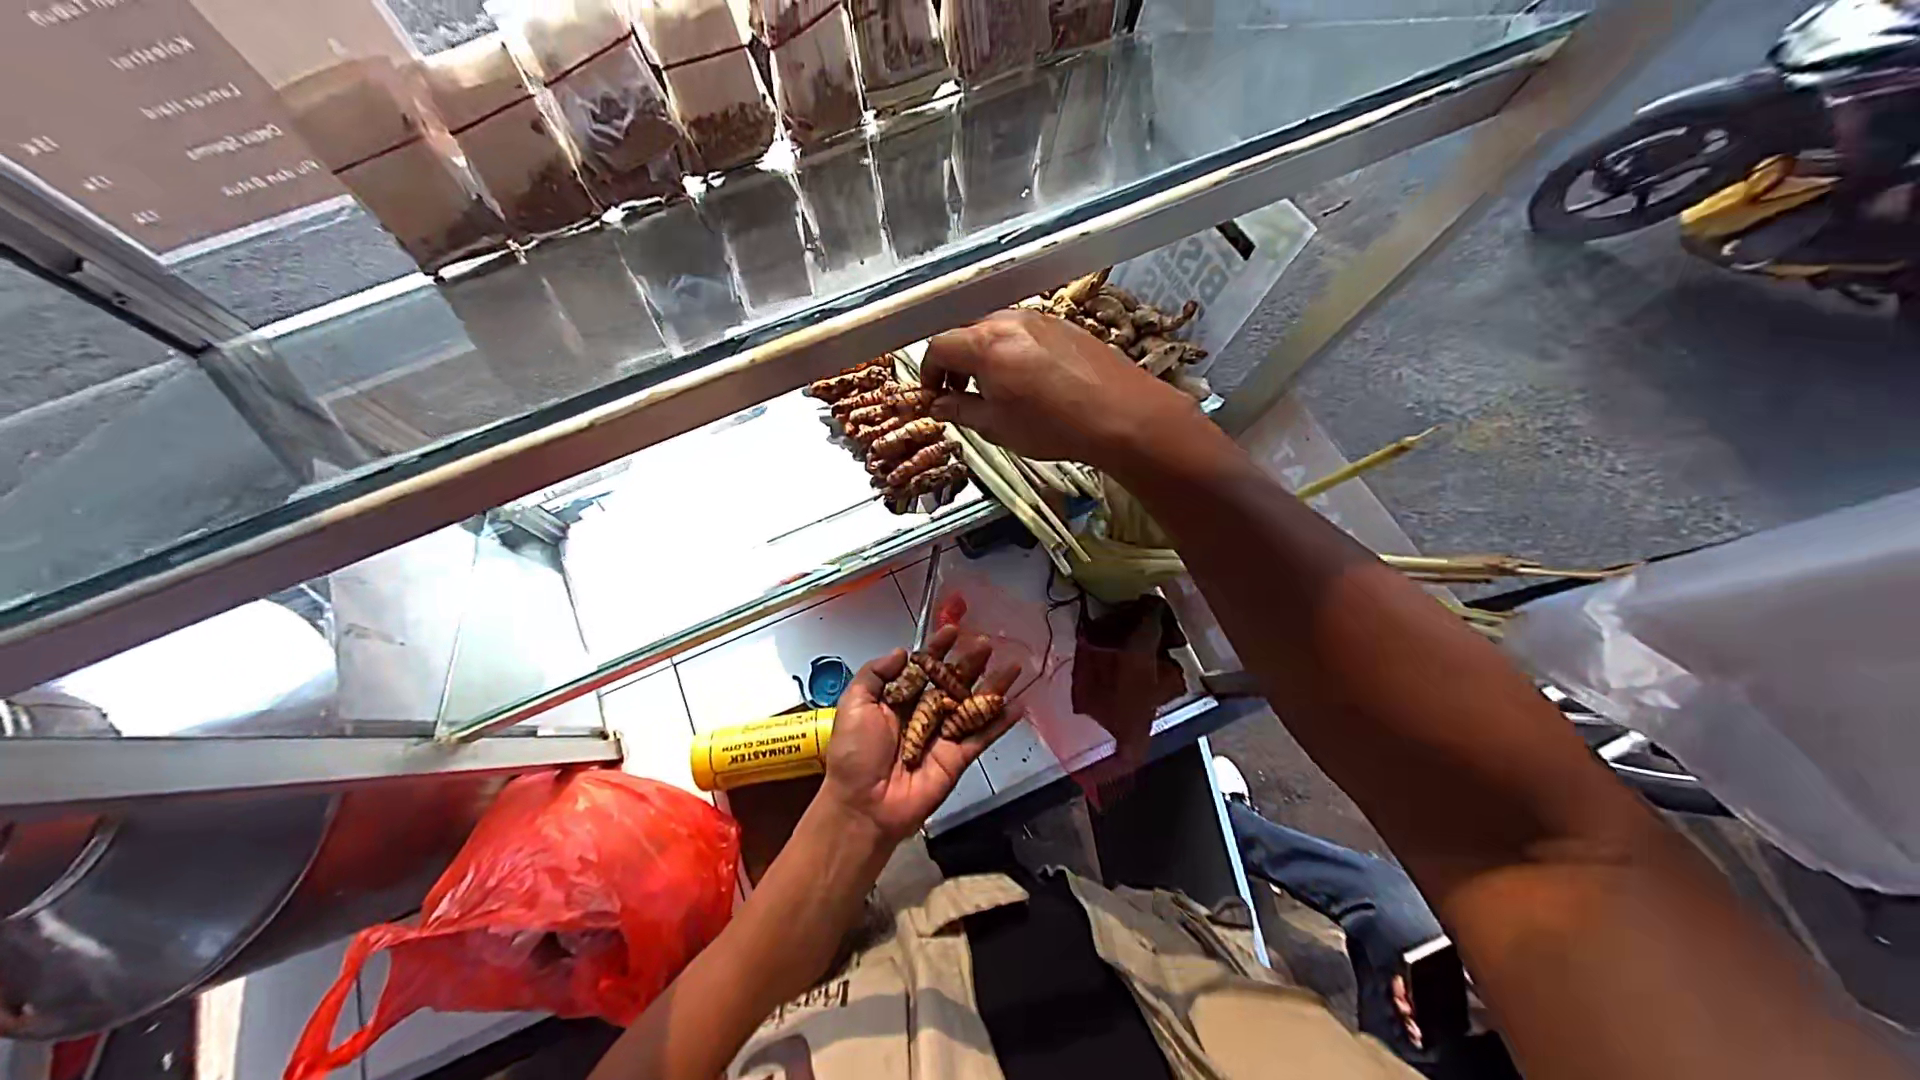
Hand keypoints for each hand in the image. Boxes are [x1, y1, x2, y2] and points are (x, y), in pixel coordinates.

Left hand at [819, 626, 1021, 844]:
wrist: (863, 804)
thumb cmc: (853, 753)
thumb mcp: (854, 703)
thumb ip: (876, 673)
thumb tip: (902, 650)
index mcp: (898, 698)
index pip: (923, 667)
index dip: (938, 648)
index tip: (952, 631)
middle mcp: (923, 712)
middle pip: (952, 681)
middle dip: (970, 661)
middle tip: (987, 643)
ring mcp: (943, 734)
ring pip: (972, 704)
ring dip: (993, 686)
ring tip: (1012, 667)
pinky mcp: (958, 757)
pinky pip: (982, 736)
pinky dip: (1001, 723)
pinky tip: (1017, 705)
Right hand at [922, 308, 1212, 471]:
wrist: (1122, 416)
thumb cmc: (1059, 425)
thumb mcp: (997, 427)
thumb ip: (961, 411)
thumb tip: (941, 405)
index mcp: (986, 345)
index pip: (938, 346)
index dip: (928, 372)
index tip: (933, 393)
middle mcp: (1010, 322)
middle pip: (965, 333)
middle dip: (955, 364)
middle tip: (957, 395)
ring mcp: (1040, 320)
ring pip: (995, 331)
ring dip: (983, 357)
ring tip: (993, 393)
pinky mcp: (1063, 327)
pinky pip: (1024, 334)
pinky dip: (1011, 353)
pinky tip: (1025, 384)